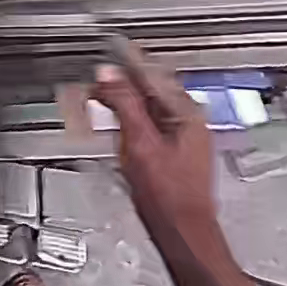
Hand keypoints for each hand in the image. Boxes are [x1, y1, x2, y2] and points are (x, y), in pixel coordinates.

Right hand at [92, 49, 215, 228]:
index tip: (112, 52)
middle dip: (121, 85)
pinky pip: (148, 127)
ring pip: (149, 110)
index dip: (128, 63)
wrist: (182, 233)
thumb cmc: (169, 195)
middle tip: (97, 82)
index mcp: (187, 114)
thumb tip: (109, 76)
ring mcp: (183, 140)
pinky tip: (116, 126)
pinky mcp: (173, 155)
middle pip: (151, 92)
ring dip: (123, 104)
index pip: (154, 76)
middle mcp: (189, 124)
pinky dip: (129, 121)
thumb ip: (124, 105)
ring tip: (101, 100)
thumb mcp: (139, 143)